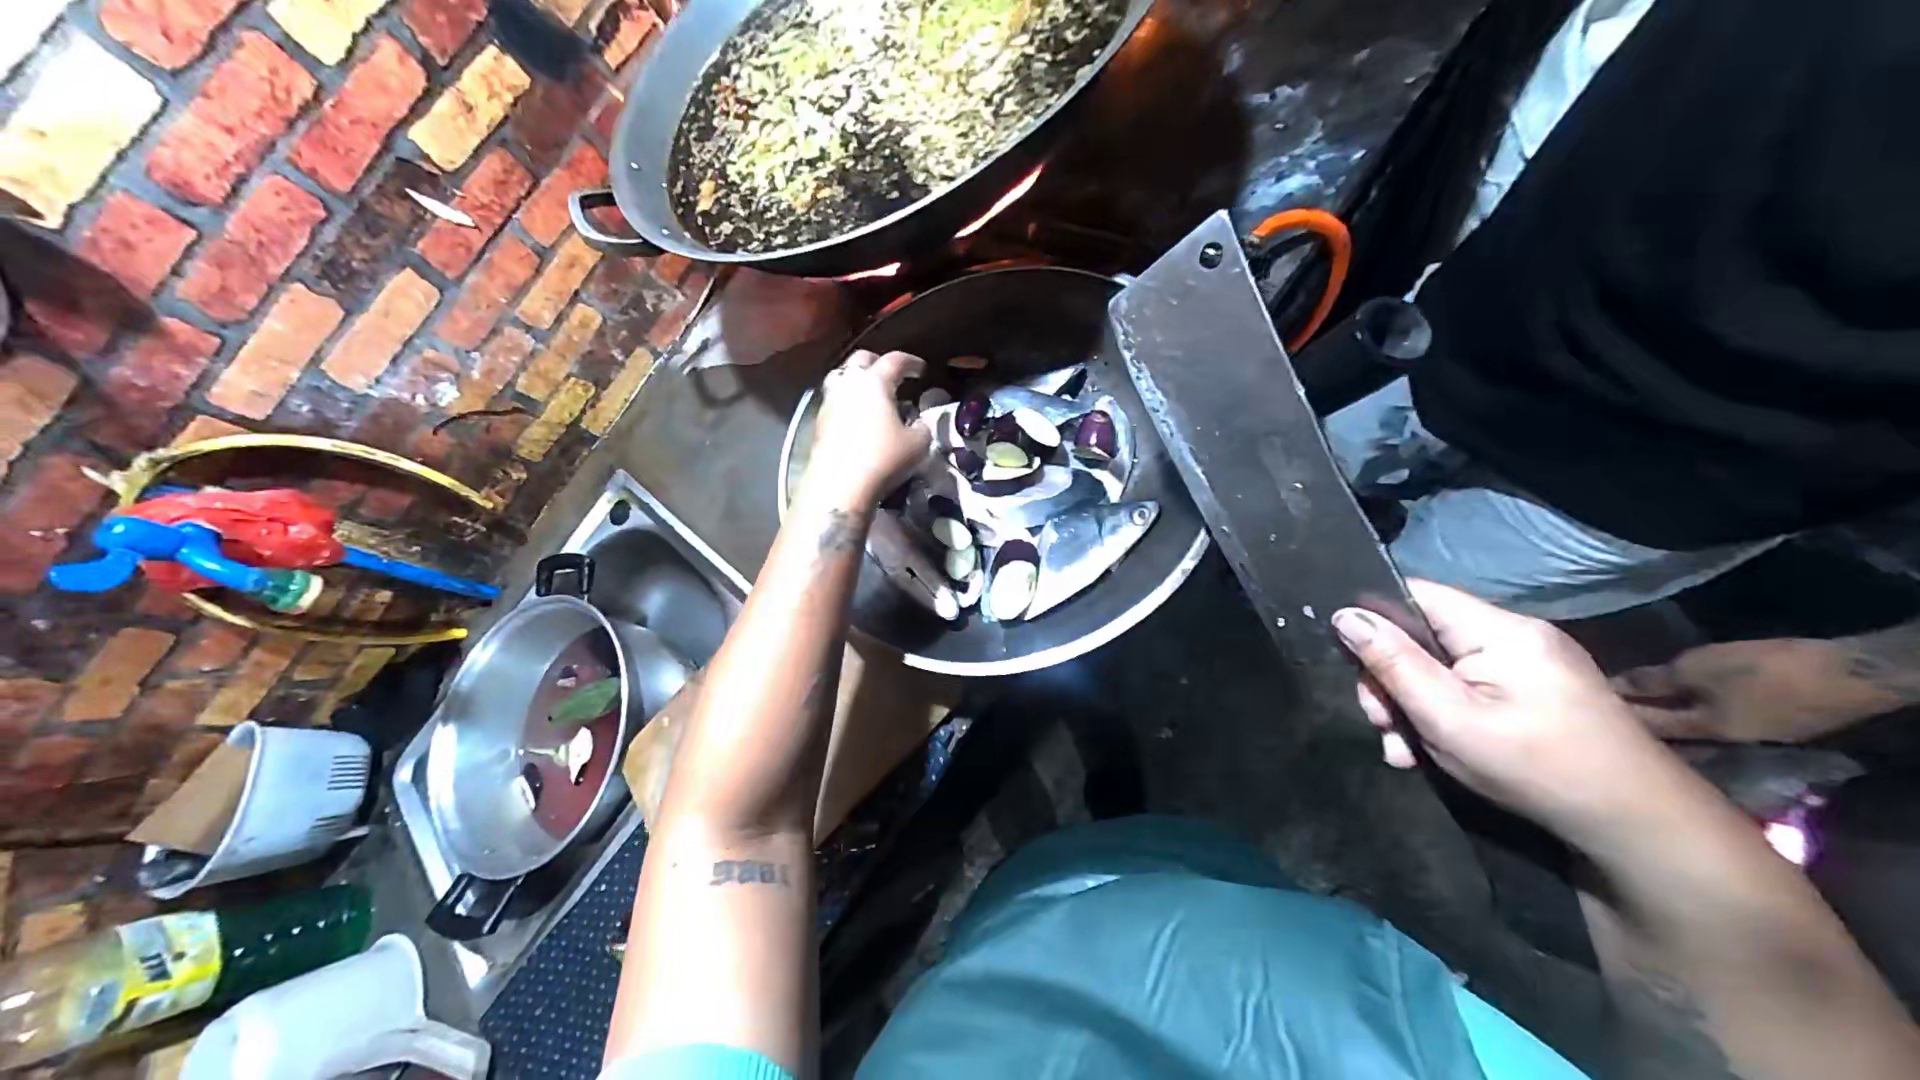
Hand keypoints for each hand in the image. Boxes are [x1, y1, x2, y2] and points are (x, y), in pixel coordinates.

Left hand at [803, 350, 931, 505]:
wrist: (839, 486)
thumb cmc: (883, 458)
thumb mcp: (918, 444)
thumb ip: (923, 426)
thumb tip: (919, 422)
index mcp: (875, 382)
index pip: (895, 360)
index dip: (911, 362)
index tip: (921, 370)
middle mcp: (849, 384)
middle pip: (861, 360)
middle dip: (878, 364)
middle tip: (892, 377)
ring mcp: (829, 402)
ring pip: (842, 378)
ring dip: (857, 381)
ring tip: (871, 395)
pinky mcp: (818, 422)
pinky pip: (835, 401)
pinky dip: (848, 402)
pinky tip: (858, 418)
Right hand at [1333, 580, 1675, 837]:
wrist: (1638, 829)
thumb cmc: (1536, 767)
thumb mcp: (1448, 718)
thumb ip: (1394, 664)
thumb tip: (1344, 614)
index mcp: (1499, 630)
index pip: (1416, 594)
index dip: (1373, 617)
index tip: (1351, 660)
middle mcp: (1514, 635)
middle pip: (1422, 637)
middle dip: (1390, 680)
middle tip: (1380, 724)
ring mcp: (1527, 664)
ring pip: (1439, 668)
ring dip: (1410, 705)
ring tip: (1402, 751)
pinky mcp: (1533, 691)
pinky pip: (1466, 687)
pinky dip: (1441, 714)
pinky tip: (1427, 750)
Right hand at [1612, 639, 1901, 742]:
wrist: (1850, 672)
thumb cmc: (1778, 703)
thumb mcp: (1723, 724)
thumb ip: (1670, 723)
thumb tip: (1625, 723)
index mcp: (1672, 672)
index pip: (1626, 683)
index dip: (1609, 696)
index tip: (1595, 711)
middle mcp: (1685, 659)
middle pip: (1651, 680)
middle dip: (1639, 697)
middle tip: (1631, 719)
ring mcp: (1717, 655)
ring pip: (1680, 679)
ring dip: (1671, 696)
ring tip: (1672, 717)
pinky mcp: (1746, 658)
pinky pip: (1706, 677)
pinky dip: (1699, 692)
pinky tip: (1712, 706)